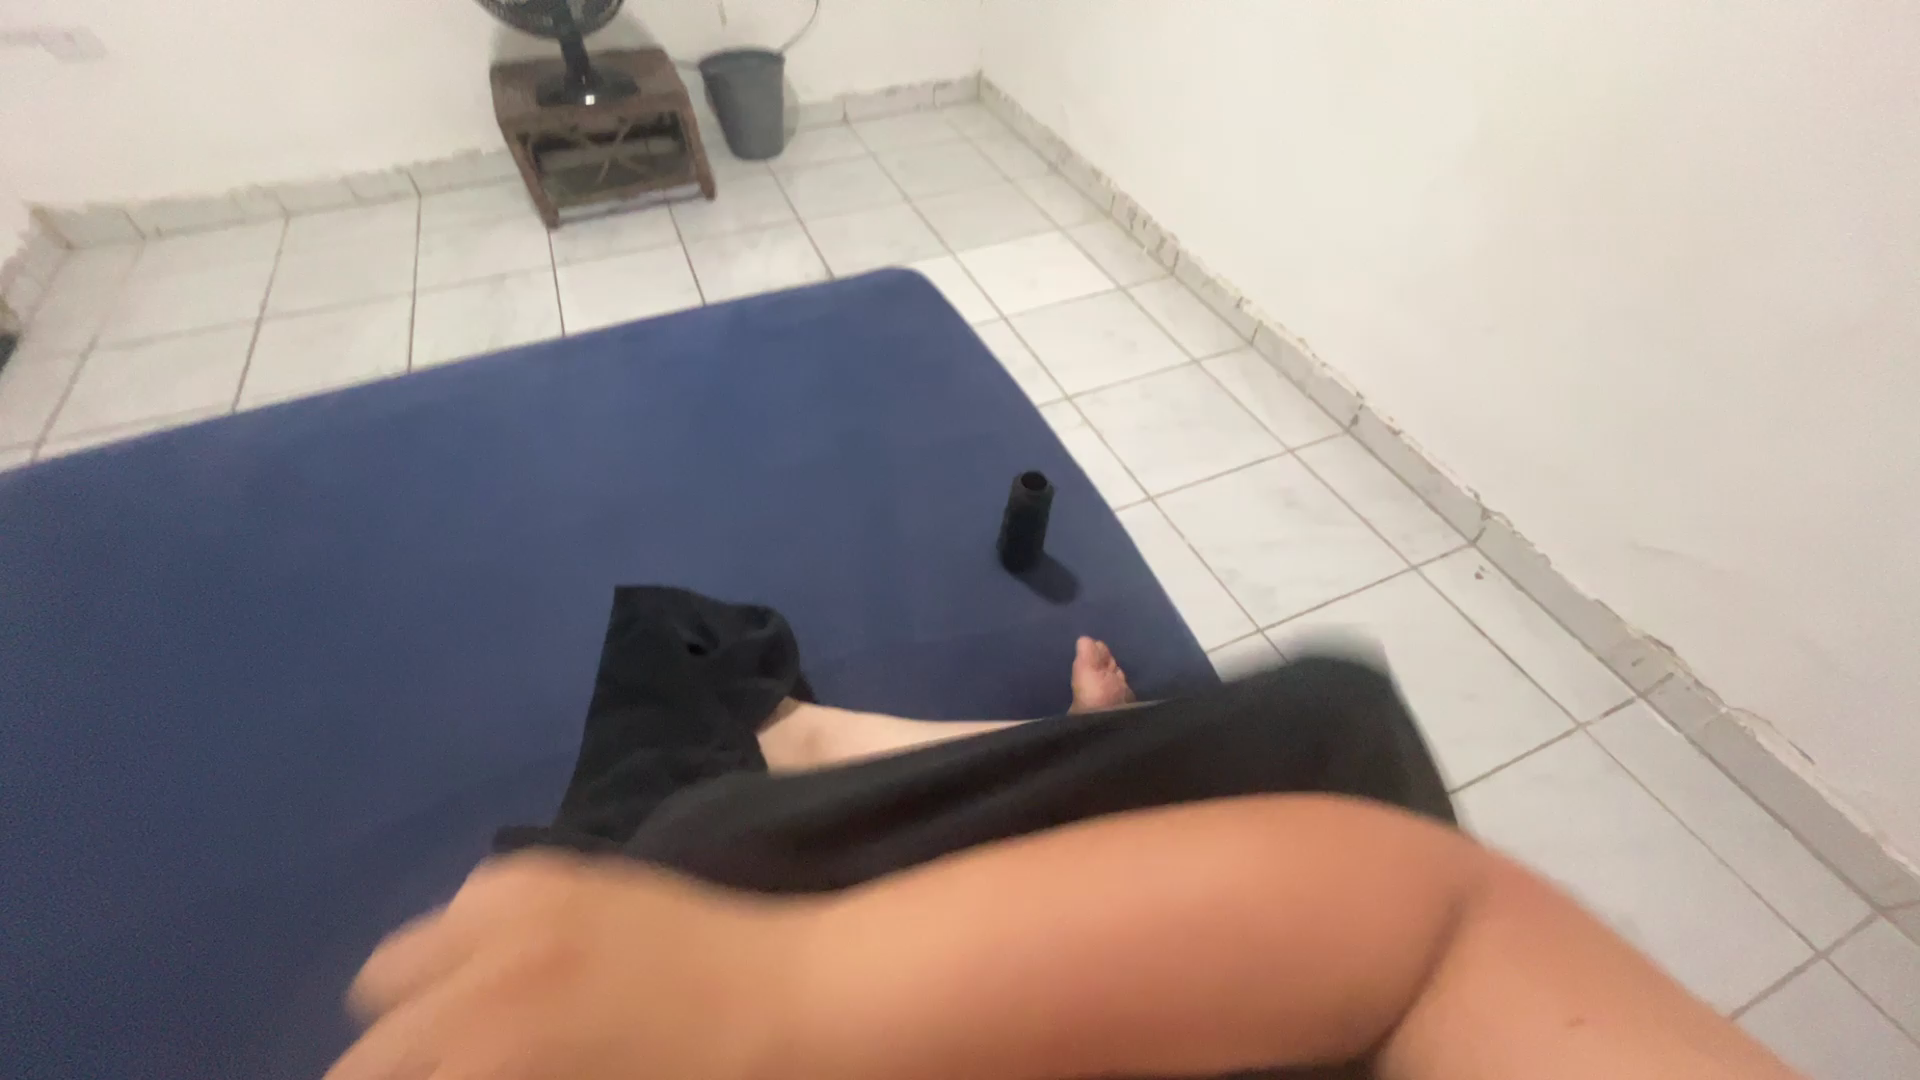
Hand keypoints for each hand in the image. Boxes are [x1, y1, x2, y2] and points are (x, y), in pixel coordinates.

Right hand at [327, 852, 806, 1079]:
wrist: (793, 1004)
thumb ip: (490, 1075)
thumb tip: (463, 1068)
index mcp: (486, 1056)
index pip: (372, 1079)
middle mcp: (485, 970)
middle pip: (368, 1051)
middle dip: (401, 1073)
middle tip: (455, 1079)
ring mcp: (528, 903)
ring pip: (401, 965)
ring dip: (421, 1011)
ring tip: (472, 1040)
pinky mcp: (566, 869)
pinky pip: (474, 900)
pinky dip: (474, 941)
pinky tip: (519, 971)